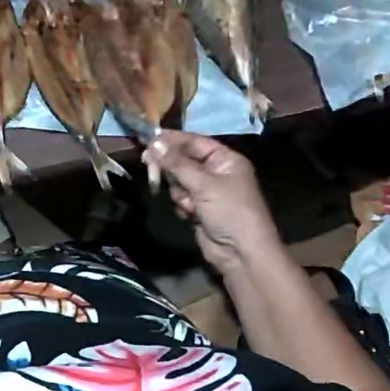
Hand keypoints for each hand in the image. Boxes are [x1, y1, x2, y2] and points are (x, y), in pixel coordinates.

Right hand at [141, 130, 281, 276]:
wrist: (240, 252)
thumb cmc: (229, 211)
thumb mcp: (204, 183)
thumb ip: (177, 163)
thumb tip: (154, 144)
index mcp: (225, 160)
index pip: (195, 142)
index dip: (173, 140)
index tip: (149, 138)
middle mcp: (217, 172)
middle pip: (184, 161)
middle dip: (172, 167)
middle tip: (150, 164)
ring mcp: (207, 192)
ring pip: (179, 181)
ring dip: (179, 191)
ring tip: (189, 203)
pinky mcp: (199, 209)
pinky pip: (181, 198)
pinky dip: (182, 205)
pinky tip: (190, 214)